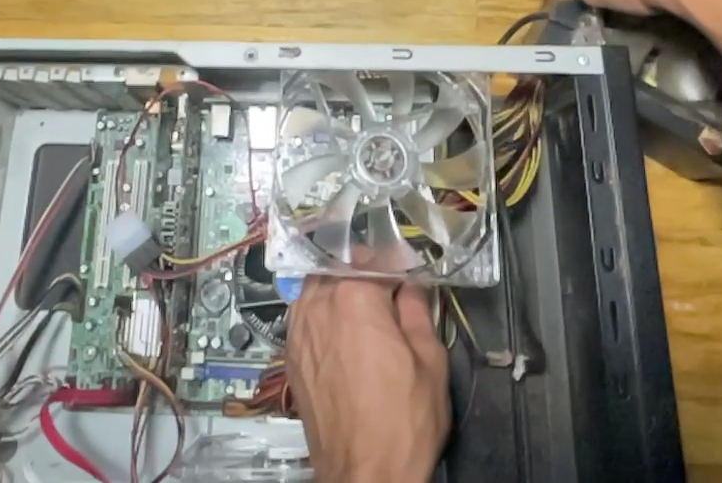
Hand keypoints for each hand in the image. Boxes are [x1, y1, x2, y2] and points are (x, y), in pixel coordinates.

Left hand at [287, 278, 448, 482]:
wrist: (364, 475)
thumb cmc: (404, 420)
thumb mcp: (430, 360)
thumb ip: (418, 310)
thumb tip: (412, 285)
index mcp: (355, 295)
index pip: (377, 259)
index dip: (396, 263)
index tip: (409, 272)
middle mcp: (319, 302)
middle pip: (342, 266)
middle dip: (365, 271)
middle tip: (388, 289)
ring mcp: (299, 327)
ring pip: (318, 285)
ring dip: (339, 287)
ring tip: (363, 307)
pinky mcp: (290, 353)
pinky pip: (303, 313)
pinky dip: (321, 311)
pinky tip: (339, 328)